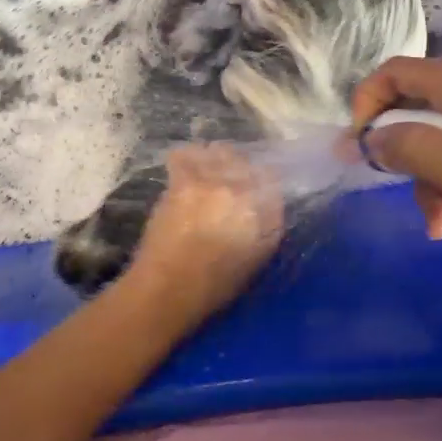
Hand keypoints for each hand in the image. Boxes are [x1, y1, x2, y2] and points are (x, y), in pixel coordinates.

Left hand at [125, 144, 284, 318]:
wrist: (168, 288)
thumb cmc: (213, 285)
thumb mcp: (255, 258)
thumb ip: (265, 225)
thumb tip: (264, 202)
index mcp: (267, 215)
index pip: (272, 178)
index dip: (262, 179)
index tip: (253, 185)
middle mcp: (245, 192)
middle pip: (246, 161)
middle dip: (239, 168)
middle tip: (227, 182)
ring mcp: (214, 182)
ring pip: (220, 152)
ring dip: (215, 160)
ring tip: (206, 174)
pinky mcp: (183, 181)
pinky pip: (185, 155)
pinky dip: (186, 158)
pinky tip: (184, 169)